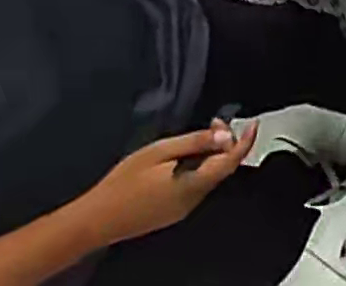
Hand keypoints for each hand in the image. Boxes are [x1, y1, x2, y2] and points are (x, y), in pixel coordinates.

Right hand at [65, 119, 257, 247]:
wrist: (92, 222)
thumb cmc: (123, 183)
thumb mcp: (160, 151)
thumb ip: (195, 142)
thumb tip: (225, 134)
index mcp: (193, 186)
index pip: (230, 162)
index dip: (245, 141)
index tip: (253, 123)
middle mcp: (193, 201)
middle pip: (222, 168)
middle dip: (225, 142)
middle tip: (215, 121)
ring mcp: (183, 209)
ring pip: (210, 176)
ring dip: (213, 153)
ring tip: (203, 133)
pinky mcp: (173, 211)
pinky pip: (197, 184)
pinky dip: (201, 166)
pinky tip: (188, 154)